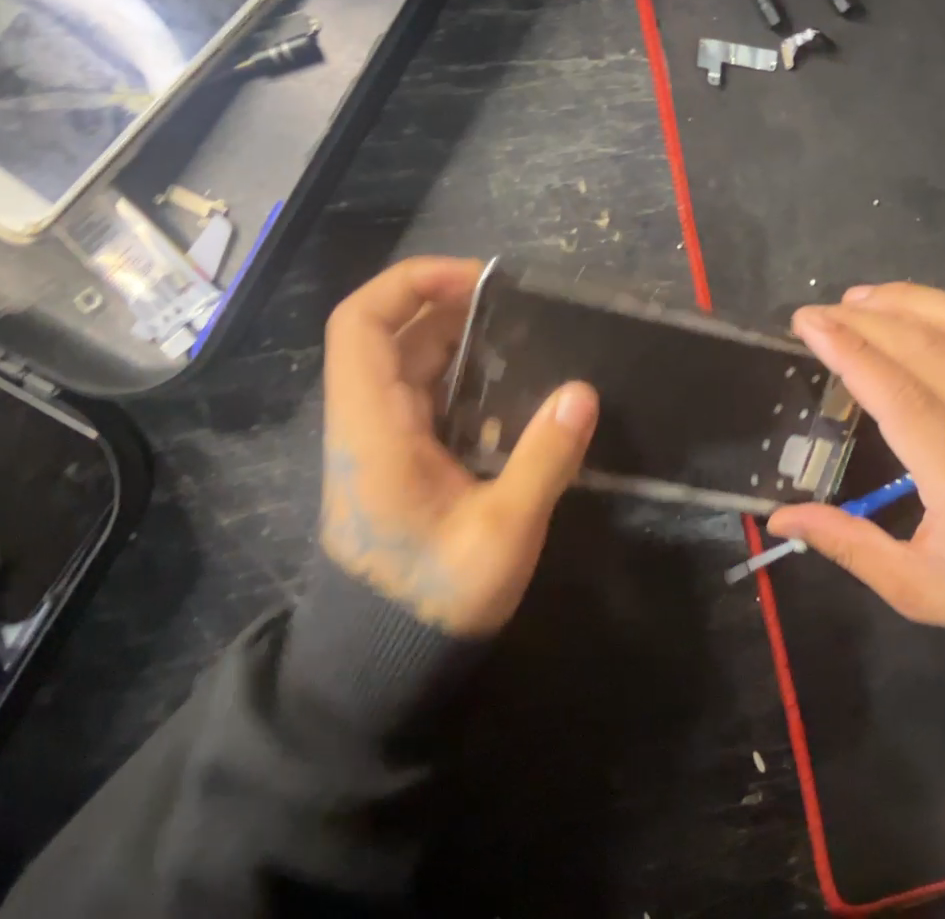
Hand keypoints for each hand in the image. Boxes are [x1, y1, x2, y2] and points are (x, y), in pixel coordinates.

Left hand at [320, 257, 598, 635]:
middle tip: (518, 311)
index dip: (411, 284)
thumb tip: (582, 392)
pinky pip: (422, 404)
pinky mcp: (396, 469)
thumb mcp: (502, 531)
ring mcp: (378, 448)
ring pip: (406, 370)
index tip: (477, 281)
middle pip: (389, 339)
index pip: (362, 324)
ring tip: (522, 343)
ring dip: (456, 347)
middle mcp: (366, 426)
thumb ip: (543, 459)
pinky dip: (459, 384)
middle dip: (448, 310)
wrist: (380, 664)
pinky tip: (509, 396)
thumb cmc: (433, 597)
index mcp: (373, 429)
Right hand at [766, 284, 944, 637]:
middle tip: (816, 313)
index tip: (809, 326)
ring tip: (857, 300)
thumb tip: (780, 517)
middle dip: (865, 320)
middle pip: (931, 350)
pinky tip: (916, 310)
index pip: (904, 400)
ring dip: (908, 301)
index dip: (852, 353)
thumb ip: (847, 545)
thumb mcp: (914, 589)